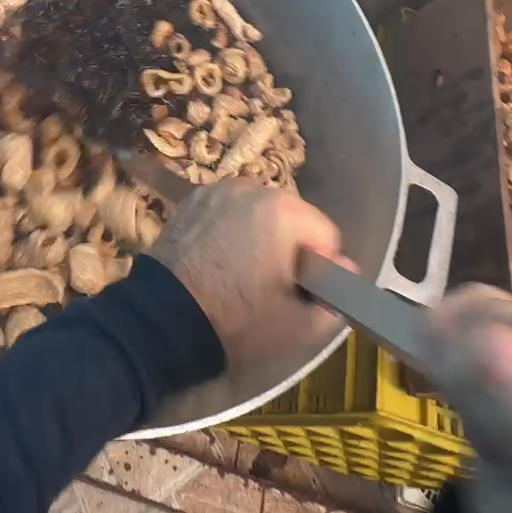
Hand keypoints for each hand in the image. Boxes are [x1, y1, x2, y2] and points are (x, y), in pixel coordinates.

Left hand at [147, 179, 349, 364]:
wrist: (166, 317)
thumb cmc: (238, 318)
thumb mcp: (299, 324)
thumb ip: (336, 296)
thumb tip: (346, 269)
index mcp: (283, 210)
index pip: (326, 234)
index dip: (321, 266)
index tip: (301, 290)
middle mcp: (251, 188)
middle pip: (292, 218)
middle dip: (290, 246)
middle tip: (272, 284)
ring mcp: (217, 190)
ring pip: (259, 213)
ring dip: (260, 235)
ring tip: (243, 272)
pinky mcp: (192, 200)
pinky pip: (228, 211)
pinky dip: (230, 229)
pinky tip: (219, 259)